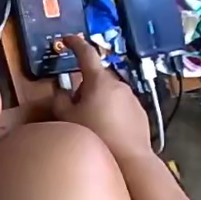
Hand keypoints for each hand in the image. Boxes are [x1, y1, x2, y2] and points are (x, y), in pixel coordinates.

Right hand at [51, 34, 153, 161]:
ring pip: (109, 92)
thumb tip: (61, 91)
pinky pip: (120, 106)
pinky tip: (107, 130)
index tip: (67, 40)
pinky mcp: (140, 112)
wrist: (129, 159)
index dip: (74, 43)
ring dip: (98, 100)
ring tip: (91, 122)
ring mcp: (132, 98)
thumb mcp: (68, 118)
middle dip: (85, 87)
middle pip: (97, 78)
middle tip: (74, 105)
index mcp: (99, 81)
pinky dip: (111, 111)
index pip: (86, 53)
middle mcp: (118, 84)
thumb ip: (60, 100)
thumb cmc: (96, 136)